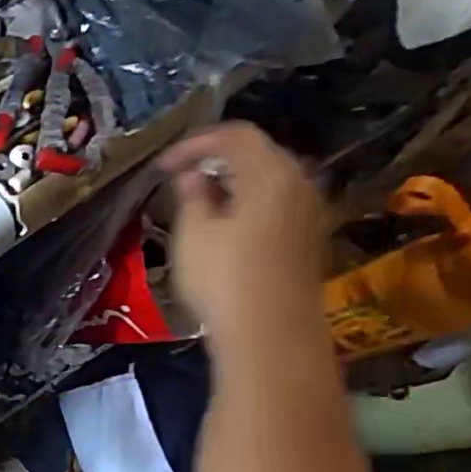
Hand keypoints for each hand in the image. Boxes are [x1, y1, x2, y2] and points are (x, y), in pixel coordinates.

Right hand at [155, 124, 329, 331]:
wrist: (270, 335)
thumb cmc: (223, 280)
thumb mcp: (193, 235)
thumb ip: (191, 196)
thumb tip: (191, 176)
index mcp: (271, 173)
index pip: (234, 136)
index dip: (194, 143)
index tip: (162, 165)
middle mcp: (298, 182)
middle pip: (257, 154)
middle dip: (216, 160)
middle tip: (181, 178)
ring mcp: (308, 212)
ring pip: (267, 180)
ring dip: (233, 184)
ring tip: (199, 202)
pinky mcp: (306, 239)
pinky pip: (275, 204)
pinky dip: (248, 204)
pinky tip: (225, 226)